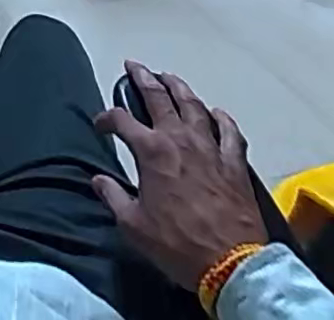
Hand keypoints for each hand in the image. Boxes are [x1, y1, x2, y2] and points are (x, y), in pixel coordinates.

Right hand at [92, 63, 266, 288]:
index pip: (120, 120)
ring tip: (169, 78)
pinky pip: (229, 132)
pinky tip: (215, 112)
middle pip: (159, 97)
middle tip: (134, 65)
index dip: (106, 118)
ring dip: (179, 88)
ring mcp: (210, 148)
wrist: (232, 268)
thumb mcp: (133, 225)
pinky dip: (221, 119)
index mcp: (151, 150)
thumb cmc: (178, 245)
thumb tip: (98, 180)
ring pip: (193, 105)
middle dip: (143, 78)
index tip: (101, 125)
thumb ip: (113, 196)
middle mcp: (179, 139)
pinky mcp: (235, 164)